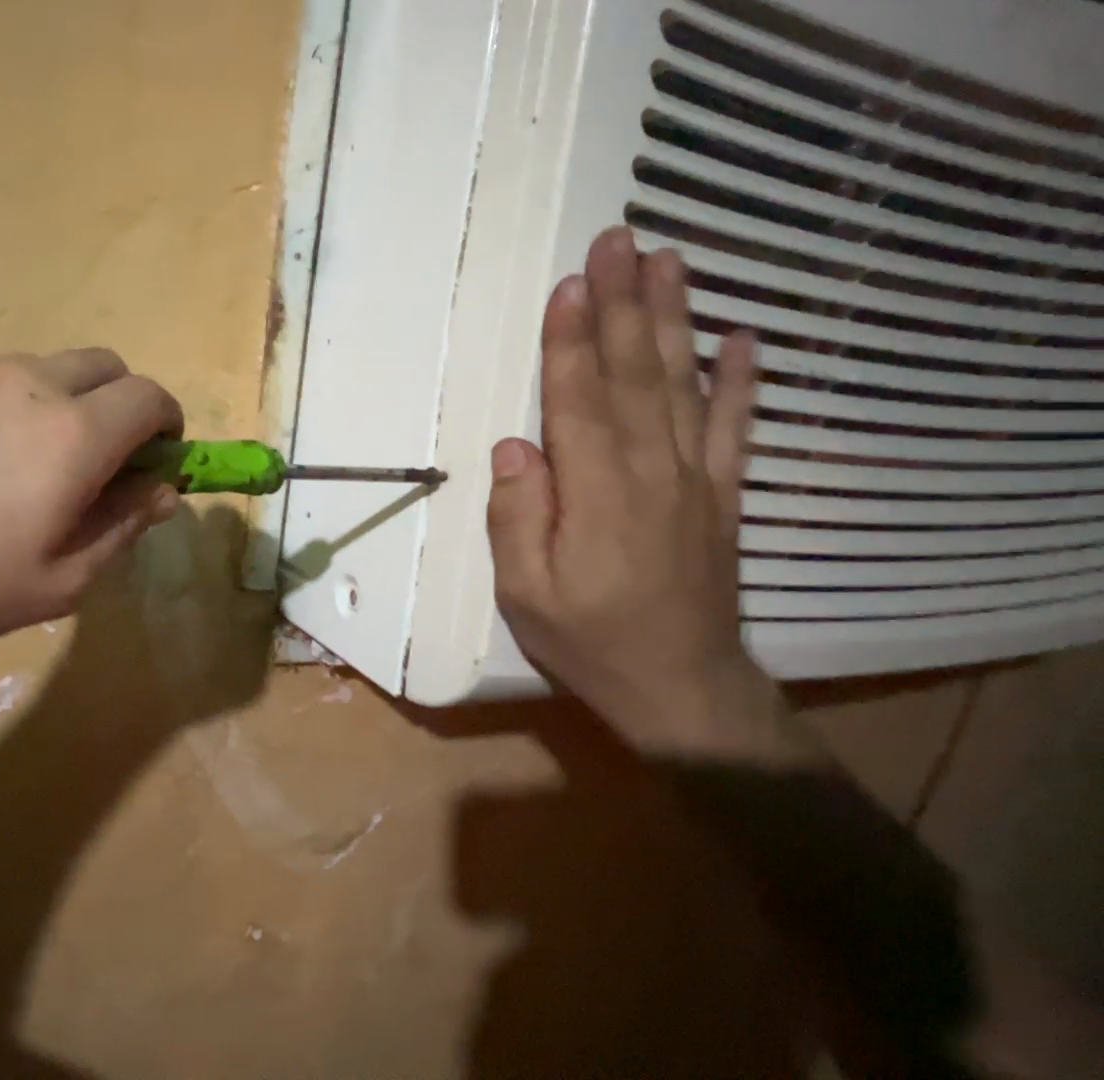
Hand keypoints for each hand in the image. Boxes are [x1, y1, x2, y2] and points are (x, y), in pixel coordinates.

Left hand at [0, 349, 183, 665]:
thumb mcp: (61, 580)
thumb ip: (123, 526)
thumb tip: (163, 490)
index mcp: (74, 433)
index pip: (149, 397)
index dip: (169, 426)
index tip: (160, 463)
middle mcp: (31, 384)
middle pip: (107, 366)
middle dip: (125, 406)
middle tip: (109, 465)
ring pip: (54, 369)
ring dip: (74, 402)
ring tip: (44, 469)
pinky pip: (6, 380)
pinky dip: (27, 405)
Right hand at [485, 227, 768, 748]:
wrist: (680, 684)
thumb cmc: (587, 640)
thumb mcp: (525, 592)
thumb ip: (518, 517)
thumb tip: (515, 447)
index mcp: (596, 494)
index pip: (580, 401)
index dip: (572, 341)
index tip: (572, 282)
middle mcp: (651, 471)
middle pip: (635, 374)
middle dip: (623, 304)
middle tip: (619, 240)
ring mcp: (695, 479)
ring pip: (684, 384)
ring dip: (674, 319)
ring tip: (669, 260)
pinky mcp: (723, 494)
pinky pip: (736, 427)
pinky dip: (743, 379)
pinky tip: (744, 336)